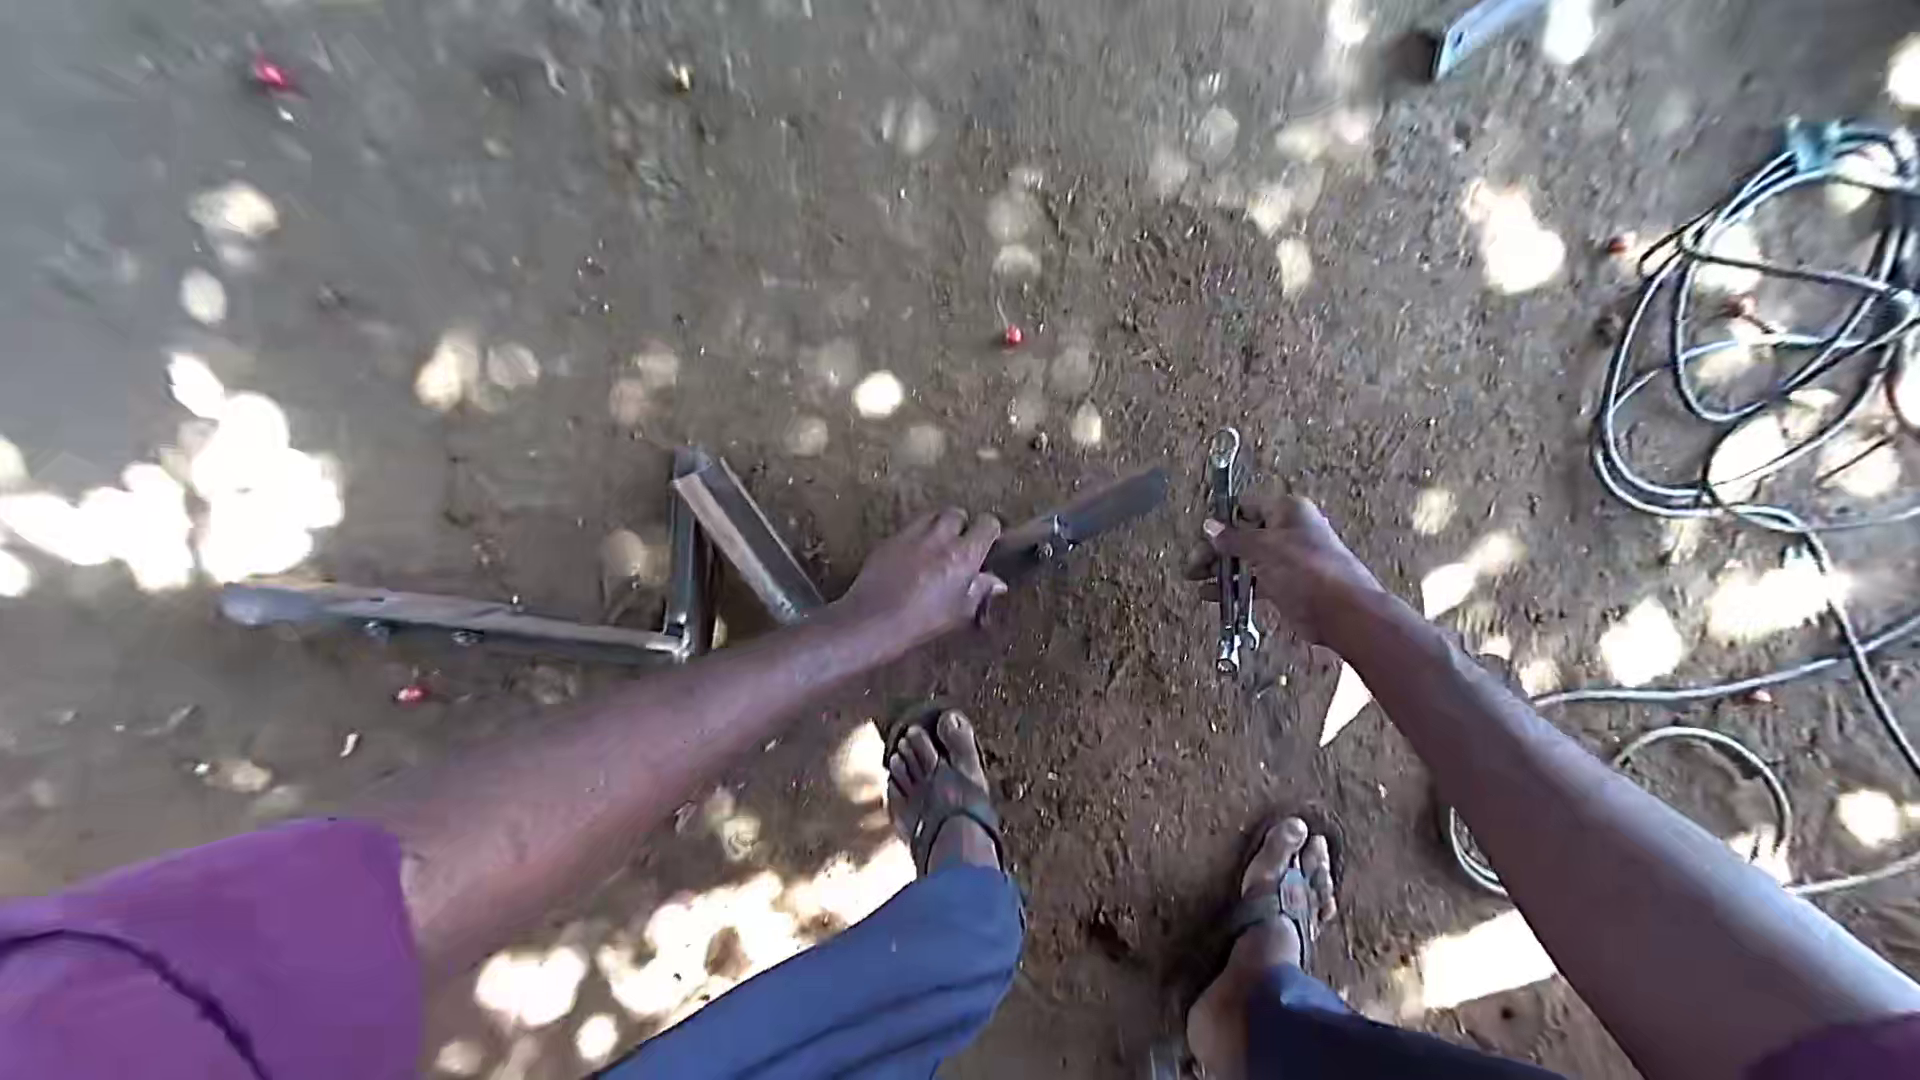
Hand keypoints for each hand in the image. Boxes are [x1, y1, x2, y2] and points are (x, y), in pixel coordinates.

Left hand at [835, 508, 1006, 652]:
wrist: (874, 620)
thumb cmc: (921, 621)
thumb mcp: (961, 612)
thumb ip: (980, 591)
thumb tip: (996, 581)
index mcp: (963, 555)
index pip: (987, 524)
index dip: (990, 532)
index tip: (987, 543)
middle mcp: (939, 537)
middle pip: (957, 513)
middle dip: (961, 525)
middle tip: (959, 546)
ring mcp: (911, 535)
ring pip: (932, 515)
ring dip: (938, 526)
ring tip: (936, 547)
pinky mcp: (889, 539)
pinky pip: (909, 528)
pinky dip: (916, 537)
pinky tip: (912, 557)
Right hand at [1184, 495, 1385, 645]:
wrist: (1342, 612)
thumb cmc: (1309, 571)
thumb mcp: (1264, 548)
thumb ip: (1233, 538)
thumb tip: (1210, 527)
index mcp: (1287, 511)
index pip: (1244, 507)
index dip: (1222, 520)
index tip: (1202, 535)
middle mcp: (1286, 531)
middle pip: (1240, 535)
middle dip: (1214, 549)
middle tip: (1193, 564)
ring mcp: (1285, 559)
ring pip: (1243, 559)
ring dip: (1219, 569)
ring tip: (1195, 579)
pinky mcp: (1284, 583)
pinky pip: (1250, 581)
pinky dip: (1231, 586)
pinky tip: (1211, 594)